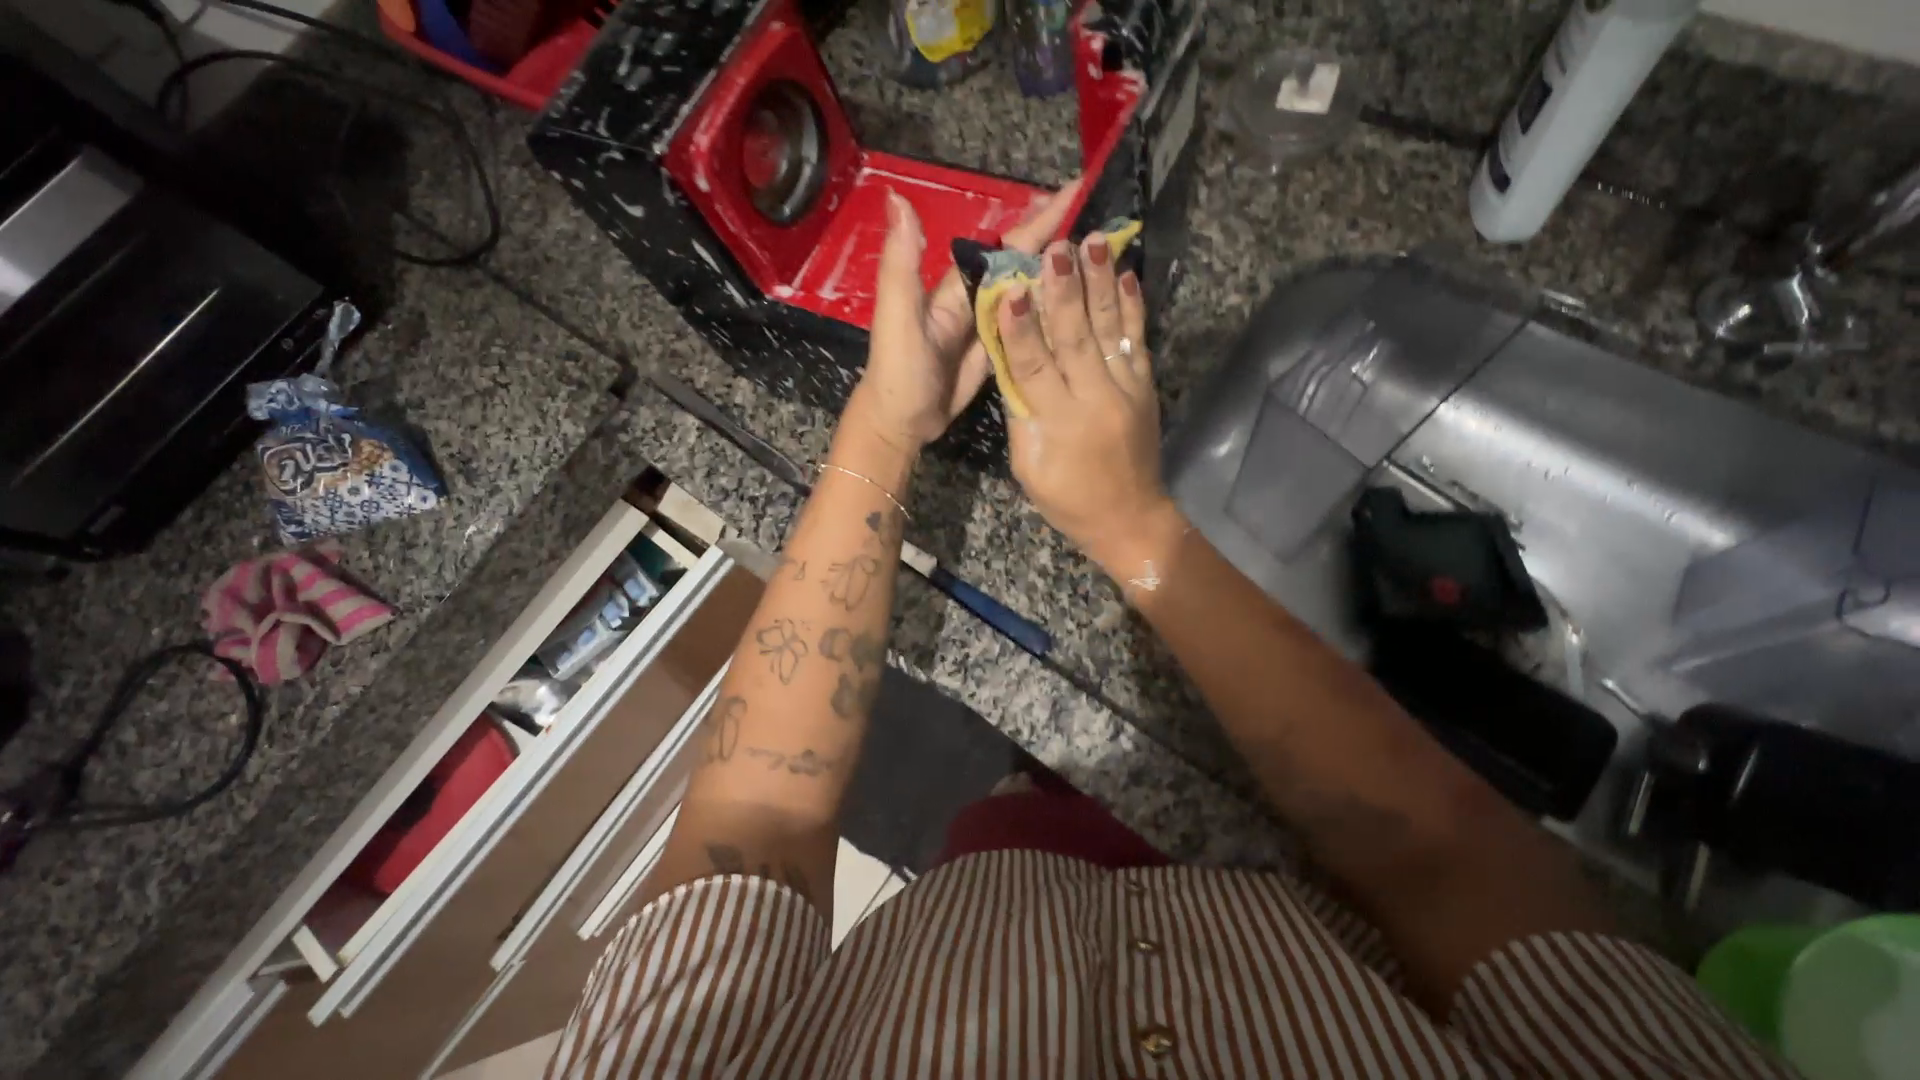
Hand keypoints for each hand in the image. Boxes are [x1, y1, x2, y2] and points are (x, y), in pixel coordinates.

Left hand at [843, 179, 1080, 454]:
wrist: (899, 424)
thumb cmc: (898, 371)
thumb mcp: (897, 314)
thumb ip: (902, 261)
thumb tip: (897, 197)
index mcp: (958, 286)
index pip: (1006, 245)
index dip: (1041, 219)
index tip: (1076, 189)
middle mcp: (977, 301)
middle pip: (1025, 263)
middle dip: (1059, 236)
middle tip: (1102, 212)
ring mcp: (989, 330)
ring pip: (1031, 293)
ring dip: (1061, 273)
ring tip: (1102, 254)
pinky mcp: (998, 357)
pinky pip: (1031, 328)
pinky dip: (1053, 312)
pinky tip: (1078, 305)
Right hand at [995, 233, 1181, 575]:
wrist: (1130, 518)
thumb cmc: (1067, 498)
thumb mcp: (1028, 466)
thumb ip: (1020, 413)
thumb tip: (1008, 359)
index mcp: (1058, 425)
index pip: (1034, 370)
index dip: (1020, 331)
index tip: (1009, 292)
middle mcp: (1095, 401)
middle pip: (1076, 340)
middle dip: (1064, 293)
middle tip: (1056, 250)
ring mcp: (1126, 391)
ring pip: (1110, 330)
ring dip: (1101, 284)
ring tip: (1094, 242)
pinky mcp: (1146, 387)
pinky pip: (1139, 340)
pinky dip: (1133, 307)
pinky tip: (1128, 274)